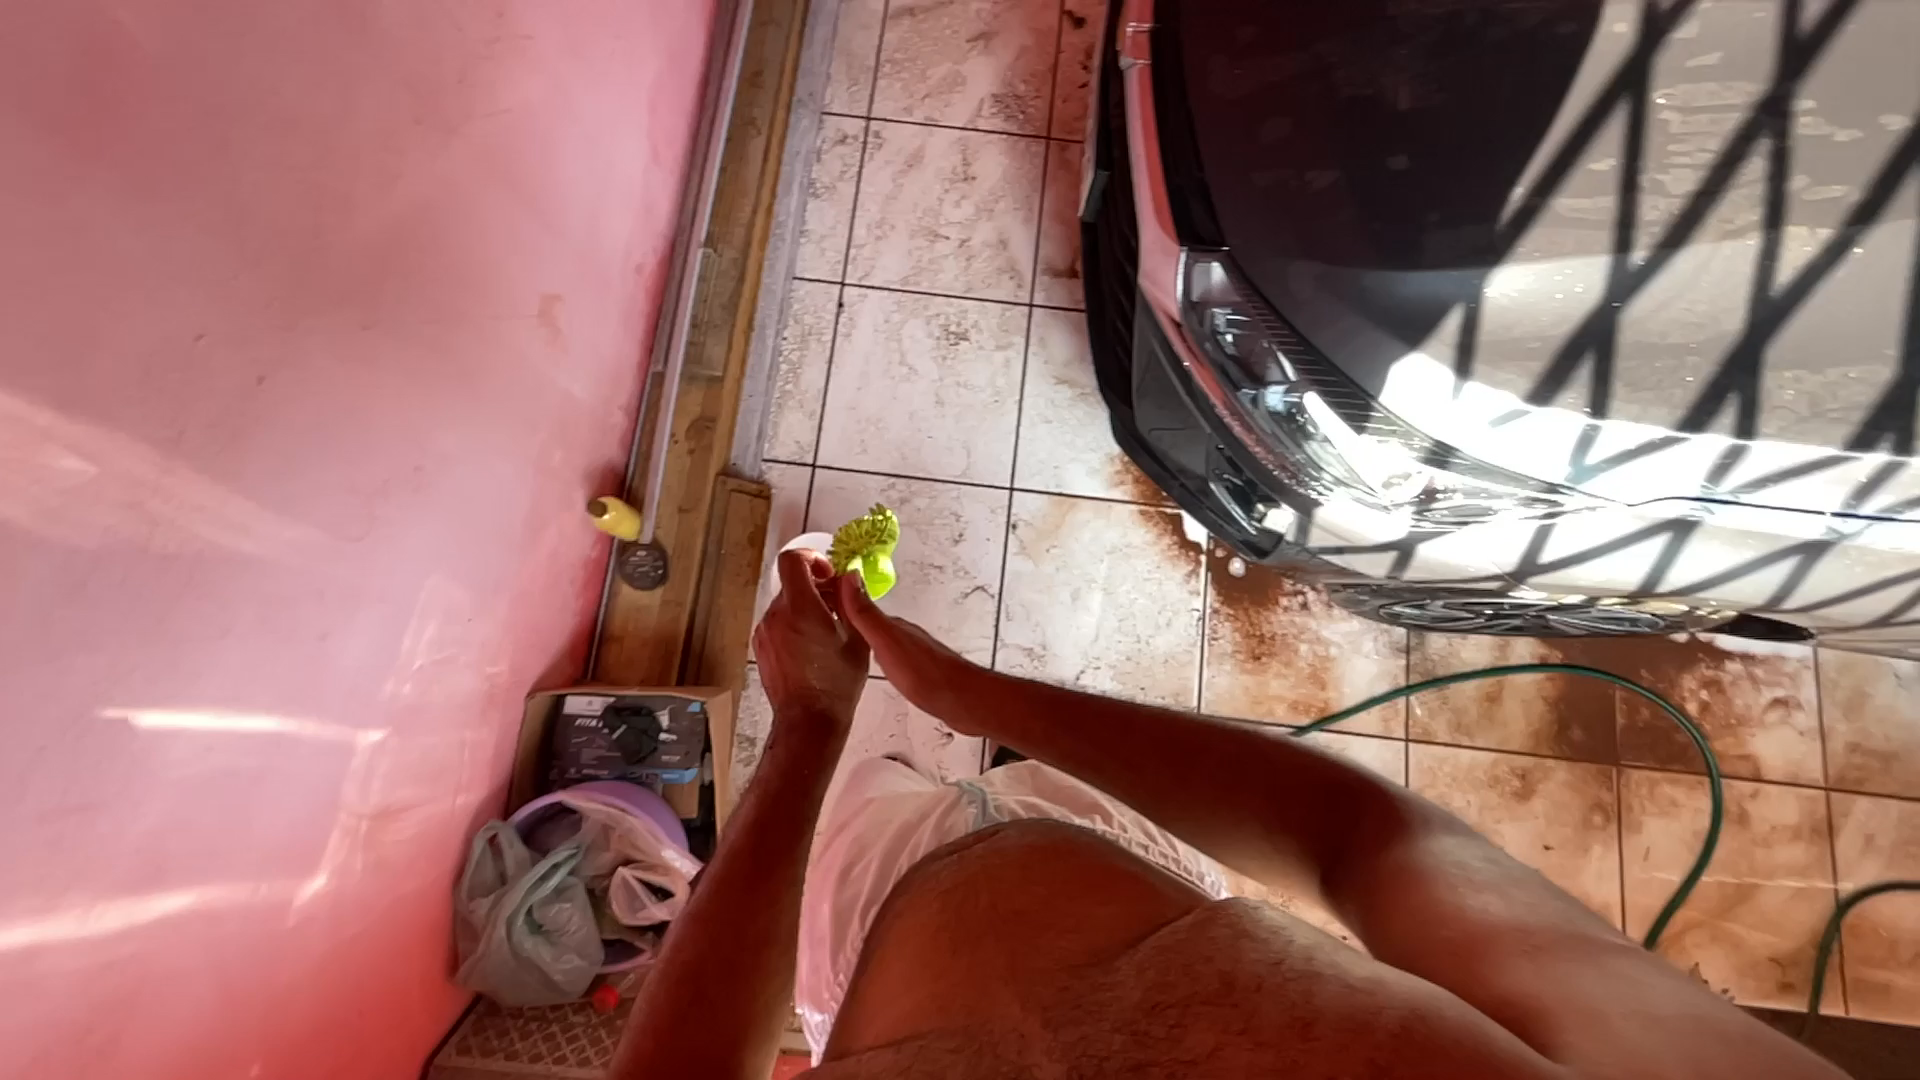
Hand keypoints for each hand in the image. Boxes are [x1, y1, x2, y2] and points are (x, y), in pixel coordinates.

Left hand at [754, 549, 869, 734]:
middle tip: (838, 606)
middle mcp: (777, 615)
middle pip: (792, 584)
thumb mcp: (856, 640)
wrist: (808, 721)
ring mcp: (765, 632)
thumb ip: (852, 602)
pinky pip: (779, 624)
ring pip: (786, 604)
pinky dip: (795, 625)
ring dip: (806, 608)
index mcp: (801, 608)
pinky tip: (813, 647)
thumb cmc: (836, 684)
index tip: (829, 575)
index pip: (792, 560)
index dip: (812, 559)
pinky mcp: (762, 647)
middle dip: (816, 588)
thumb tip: (849, 579)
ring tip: (828, 631)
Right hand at [836, 572, 982, 732]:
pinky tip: (872, 666)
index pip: (858, 607)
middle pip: (868, 622)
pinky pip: (890, 657)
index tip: (815, 600)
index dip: (837, 602)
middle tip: (820, 624)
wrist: (961, 700)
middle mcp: (901, 634)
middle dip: (846, 620)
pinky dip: (876, 655)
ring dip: (861, 637)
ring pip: (879, 639)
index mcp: (891, 626)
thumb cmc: (924, 673)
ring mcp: (911, 652)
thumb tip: (850, 576)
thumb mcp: (887, 642)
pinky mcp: (918, 671)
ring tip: (838, 644)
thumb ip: (866, 614)